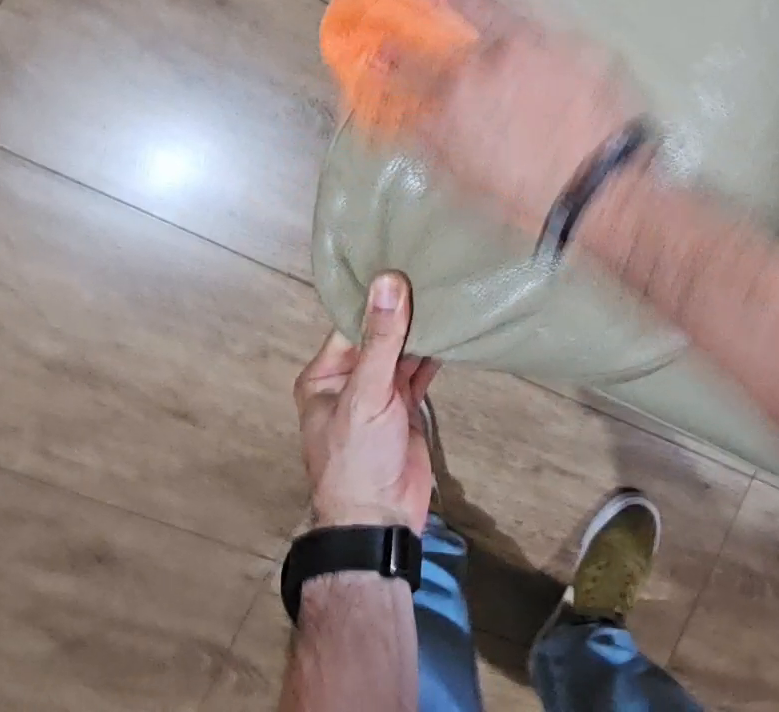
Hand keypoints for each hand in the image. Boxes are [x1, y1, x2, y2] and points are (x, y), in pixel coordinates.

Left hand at [295, 272, 439, 531]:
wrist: (380, 517)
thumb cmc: (357, 457)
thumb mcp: (367, 392)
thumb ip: (381, 338)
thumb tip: (389, 282)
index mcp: (324, 375)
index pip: (353, 323)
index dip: (379, 296)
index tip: (405, 262)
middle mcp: (350, 379)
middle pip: (380, 335)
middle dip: (404, 310)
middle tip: (434, 271)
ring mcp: (379, 393)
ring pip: (403, 352)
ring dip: (422, 331)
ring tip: (448, 293)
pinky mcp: (405, 407)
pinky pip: (420, 372)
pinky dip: (436, 355)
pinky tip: (453, 331)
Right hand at [387, 0, 644, 236]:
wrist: (605, 190)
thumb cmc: (535, 199)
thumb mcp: (473, 183)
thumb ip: (437, 147)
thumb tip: (412, 124)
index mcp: (453, 105)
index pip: (405, 76)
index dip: (385, 63)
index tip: (376, 52)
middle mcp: (480, 66)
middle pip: (438, 36)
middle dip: (417, 24)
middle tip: (415, 15)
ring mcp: (525, 46)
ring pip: (481, 6)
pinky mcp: (568, 38)